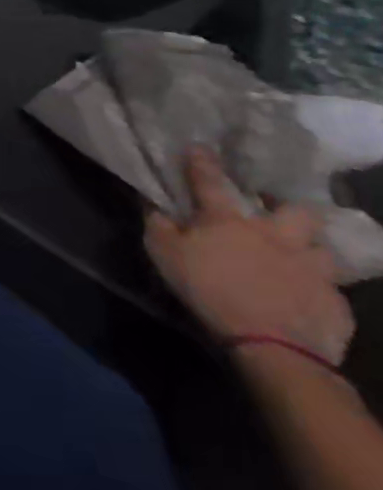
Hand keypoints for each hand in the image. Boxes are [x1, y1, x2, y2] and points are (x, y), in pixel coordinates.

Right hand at [145, 148, 353, 363]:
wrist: (273, 342)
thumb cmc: (207, 288)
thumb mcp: (163, 254)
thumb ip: (159, 225)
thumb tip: (154, 204)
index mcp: (230, 223)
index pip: (211, 184)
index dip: (202, 164)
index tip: (199, 147)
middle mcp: (277, 236)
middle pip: (296, 211)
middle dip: (288, 206)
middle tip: (275, 208)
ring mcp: (313, 268)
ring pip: (322, 247)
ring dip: (310, 245)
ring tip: (298, 250)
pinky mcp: (335, 298)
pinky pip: (328, 284)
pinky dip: (315, 283)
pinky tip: (304, 292)